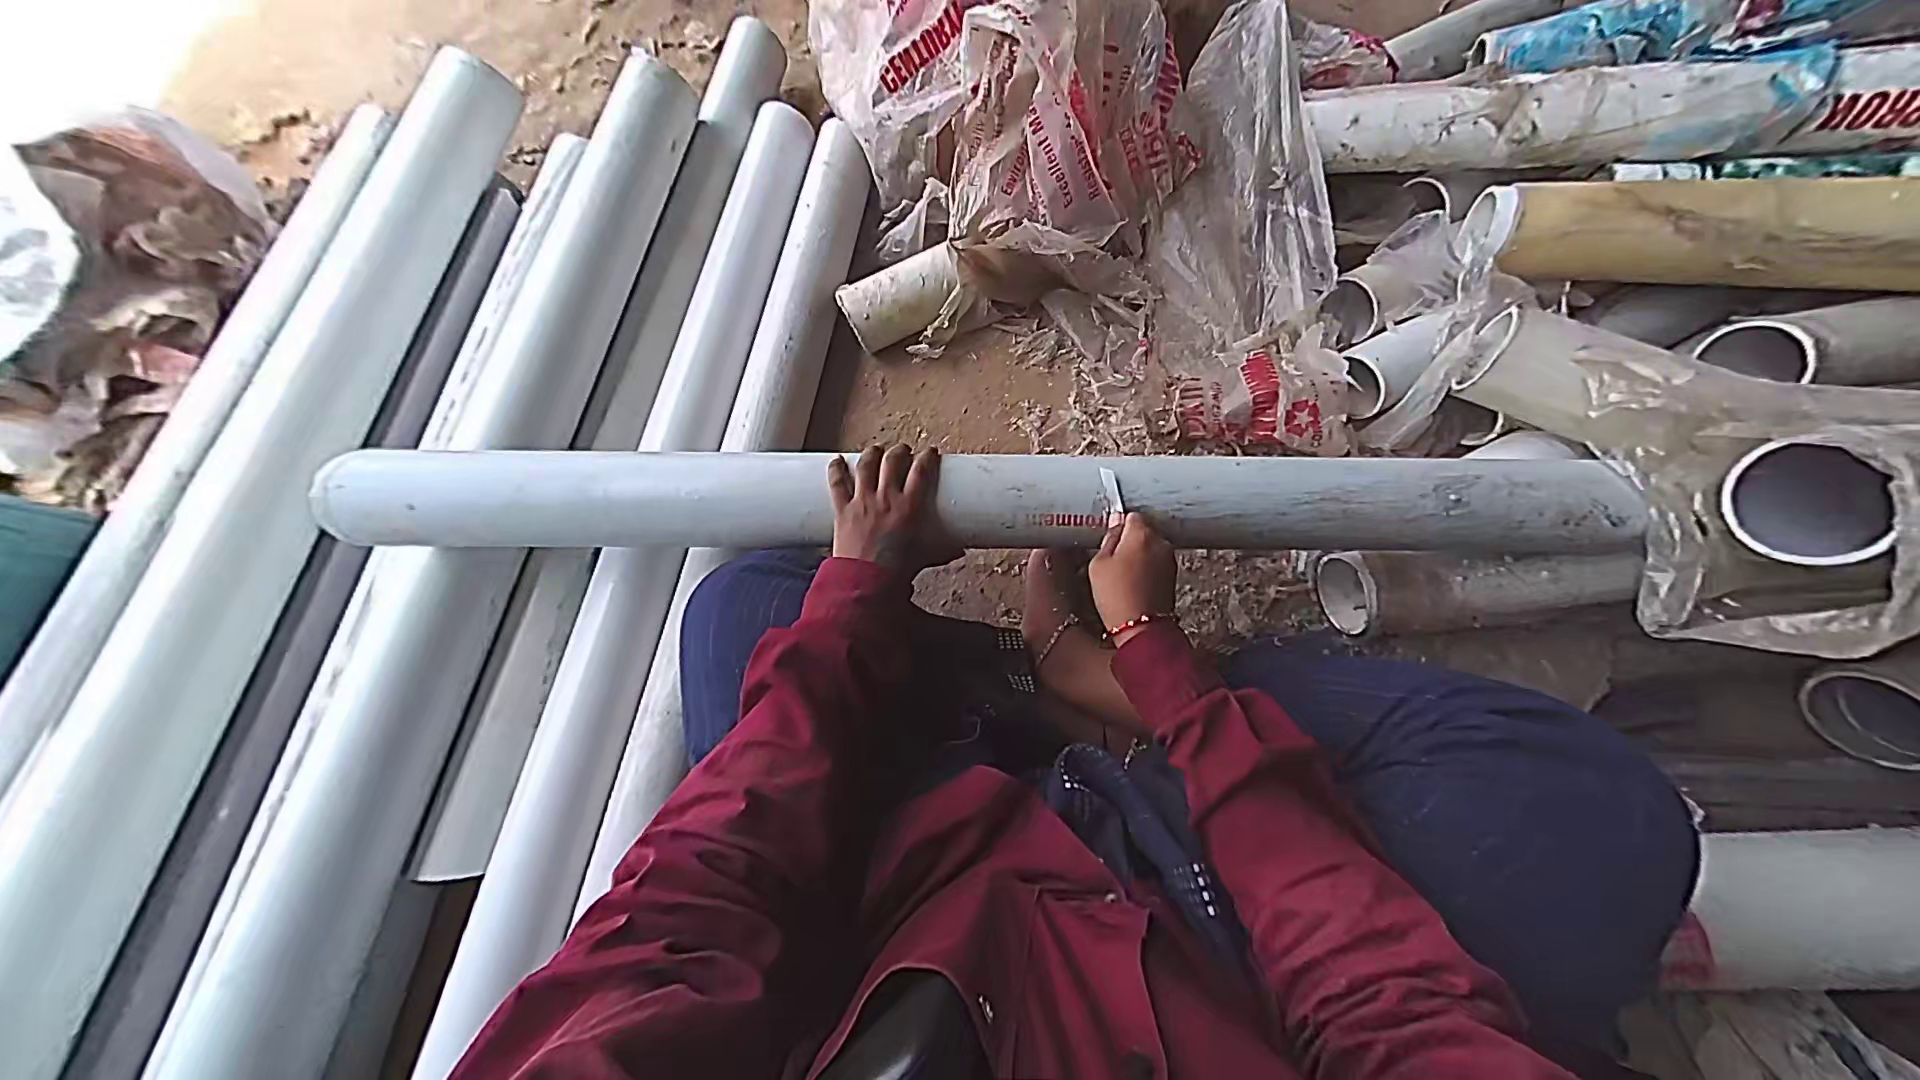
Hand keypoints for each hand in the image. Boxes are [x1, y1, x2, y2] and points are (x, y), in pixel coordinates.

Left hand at [826, 444, 962, 577]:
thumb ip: (942, 552)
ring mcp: (862, 502)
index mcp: (908, 508)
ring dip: (872, 453)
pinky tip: (837, 460)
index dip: (927, 457)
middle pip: (892, 462)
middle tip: (903, 451)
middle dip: (899, 452)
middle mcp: (885, 498)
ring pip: (866, 466)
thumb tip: (959, 551)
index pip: (921, 471)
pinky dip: (836, 469)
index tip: (930, 453)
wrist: (864, 582)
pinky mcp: (843, 510)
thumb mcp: (924, 558)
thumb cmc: (895, 572)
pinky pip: (837, 483)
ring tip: (876, 449)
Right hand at [1088, 513, 1175, 644]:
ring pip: (1151, 546)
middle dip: (1129, 539)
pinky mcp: (1172, 575)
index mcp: (1141, 534)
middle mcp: (1160, 542)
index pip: (1131, 515)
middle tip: (1112, 557)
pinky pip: (1156, 562)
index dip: (1118, 525)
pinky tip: (1133, 581)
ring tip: (1122, 573)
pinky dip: (1146, 567)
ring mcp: (1169, 559)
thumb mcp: (1098, 564)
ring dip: (1139, 554)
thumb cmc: (1117, 596)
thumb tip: (1114, 525)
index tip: (1108, 536)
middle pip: (1144, 530)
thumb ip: (1108, 538)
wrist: (1141, 627)